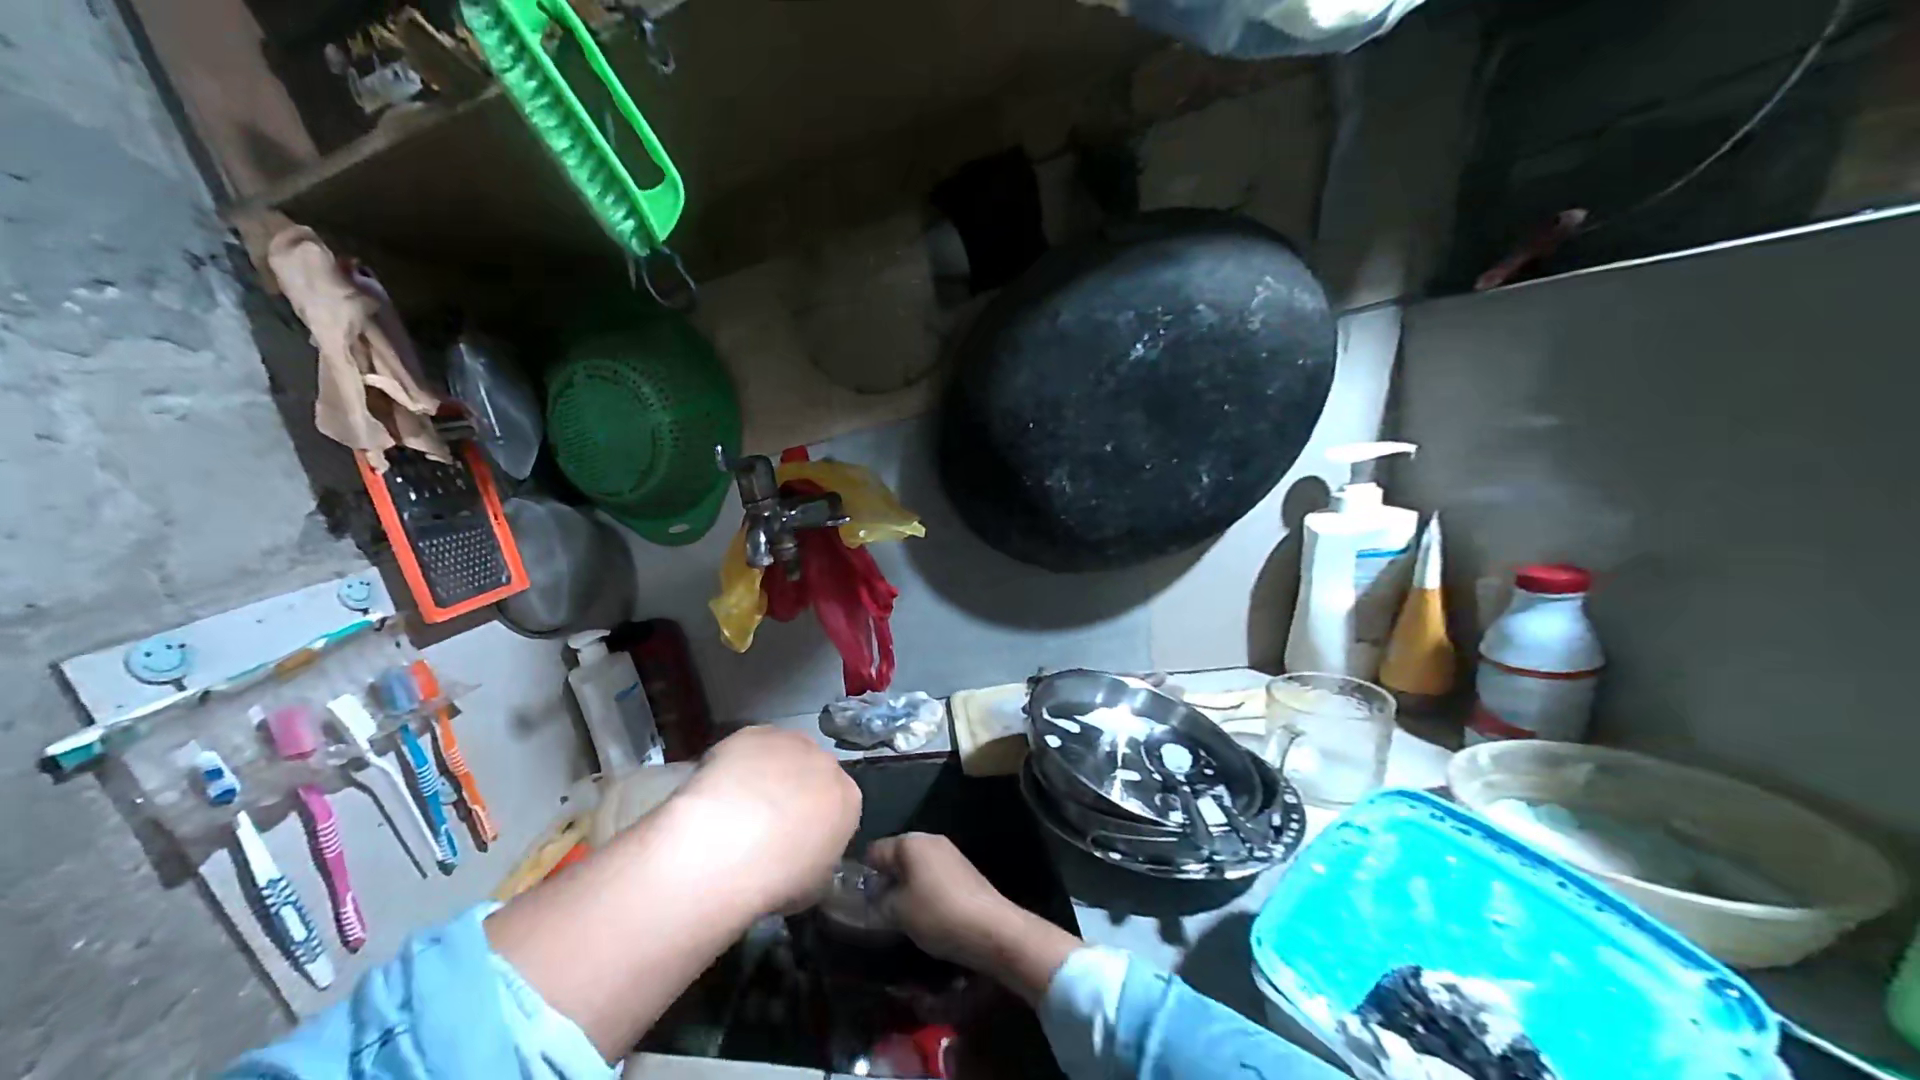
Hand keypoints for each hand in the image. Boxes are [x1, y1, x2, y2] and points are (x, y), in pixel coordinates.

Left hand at [673, 726, 862, 913]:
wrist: (728, 846)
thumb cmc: (778, 877)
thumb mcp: (815, 886)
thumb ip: (821, 861)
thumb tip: (808, 856)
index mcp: (849, 799)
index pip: (839, 805)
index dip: (817, 821)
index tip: (796, 841)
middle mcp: (826, 762)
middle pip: (813, 772)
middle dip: (796, 791)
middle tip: (766, 822)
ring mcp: (789, 743)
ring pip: (783, 754)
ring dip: (769, 771)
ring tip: (739, 803)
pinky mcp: (753, 733)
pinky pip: (749, 746)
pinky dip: (738, 761)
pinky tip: (720, 786)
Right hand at [867, 832, 1081, 1002]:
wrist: (991, 928)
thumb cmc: (937, 914)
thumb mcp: (897, 911)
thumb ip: (877, 899)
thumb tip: (871, 895)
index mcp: (910, 841)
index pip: (874, 851)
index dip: (863, 876)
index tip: (857, 902)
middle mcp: (930, 839)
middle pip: (896, 857)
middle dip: (885, 882)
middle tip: (877, 912)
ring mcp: (949, 853)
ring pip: (915, 868)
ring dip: (905, 889)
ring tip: (900, 918)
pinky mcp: (963, 870)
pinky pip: (932, 877)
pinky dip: (924, 892)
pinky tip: (925, 916)